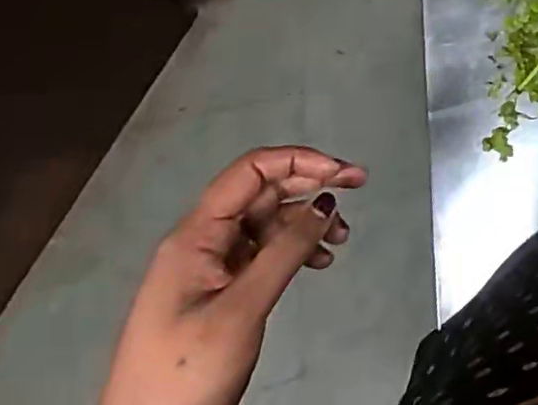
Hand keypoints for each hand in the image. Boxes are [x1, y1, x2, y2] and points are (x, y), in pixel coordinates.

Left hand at [101, 147, 366, 404]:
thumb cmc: (182, 377)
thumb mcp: (241, 309)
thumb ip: (286, 250)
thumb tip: (324, 204)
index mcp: (196, 236)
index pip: (252, 170)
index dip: (298, 160)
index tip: (339, 171)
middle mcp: (202, 241)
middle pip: (263, 190)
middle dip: (311, 182)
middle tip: (355, 183)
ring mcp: (211, 265)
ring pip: (269, 221)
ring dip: (308, 221)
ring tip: (340, 236)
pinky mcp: (221, 288)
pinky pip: (265, 250)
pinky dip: (297, 248)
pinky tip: (318, 259)